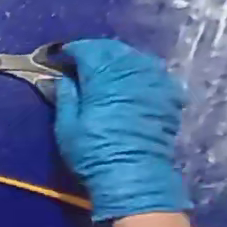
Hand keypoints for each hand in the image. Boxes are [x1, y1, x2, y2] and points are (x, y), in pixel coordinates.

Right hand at [51, 38, 190, 221]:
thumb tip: (58, 77)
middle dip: (93, 52)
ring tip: (101, 72)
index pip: (87, 50)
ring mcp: (155, 82)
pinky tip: (127, 82)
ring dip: (116, 59)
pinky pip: (152, 72)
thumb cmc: (93, 152)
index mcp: (104, 78)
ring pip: (134, 57)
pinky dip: (137, 71)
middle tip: (77, 64)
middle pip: (113, 50)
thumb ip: (64, 95)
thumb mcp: (67, 125)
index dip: (70, 51)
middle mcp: (132, 72)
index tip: (57, 58)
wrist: (133, 177)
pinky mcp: (169, 95)